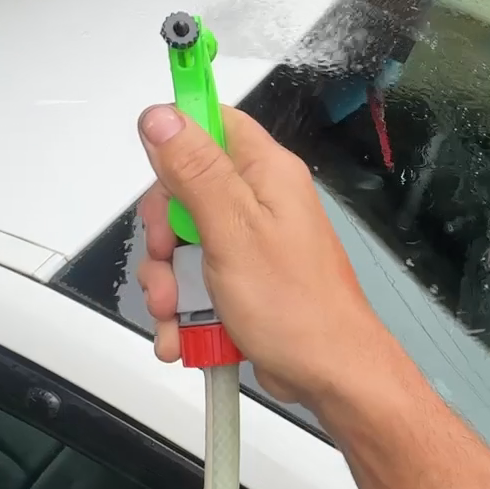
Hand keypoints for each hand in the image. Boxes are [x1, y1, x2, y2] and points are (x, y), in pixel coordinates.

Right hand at [134, 104, 402, 407]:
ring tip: (176, 313)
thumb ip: (195, 171)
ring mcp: (251, 240)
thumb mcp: (232, 230)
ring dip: (168, 281)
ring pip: (184, 241)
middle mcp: (260, 199)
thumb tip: (162, 115)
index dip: (177, 140)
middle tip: (169, 262)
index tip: (160, 176)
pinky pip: (196, 279)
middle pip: (185, 189)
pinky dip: (182, 308)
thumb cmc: (296, 305)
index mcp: (266, 172)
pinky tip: (183, 334)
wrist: (329, 372)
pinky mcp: (243, 277)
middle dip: (164, 234)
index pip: (213, 123)